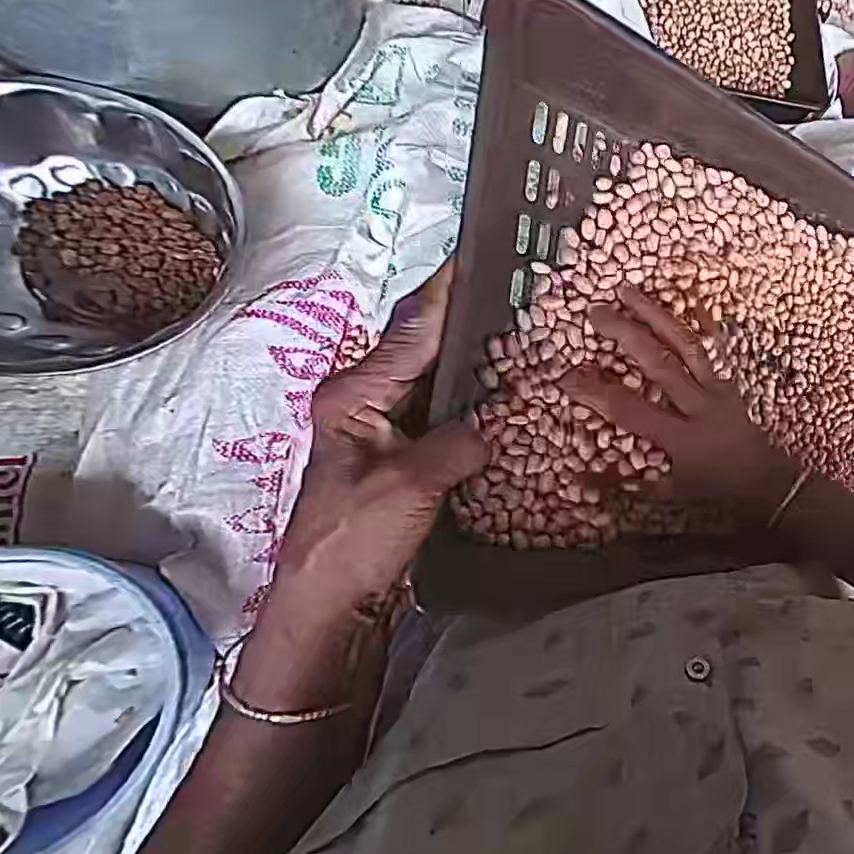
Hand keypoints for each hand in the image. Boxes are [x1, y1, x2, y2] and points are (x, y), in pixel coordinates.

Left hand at [275, 259, 488, 606]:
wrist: (331, 597)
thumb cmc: (352, 540)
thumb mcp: (406, 489)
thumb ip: (453, 447)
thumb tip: (491, 427)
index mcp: (356, 396)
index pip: (412, 332)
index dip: (446, 292)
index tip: (477, 256)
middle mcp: (371, 400)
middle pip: (425, 344)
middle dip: (467, 315)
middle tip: (515, 291)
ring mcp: (390, 425)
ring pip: (439, 375)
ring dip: (475, 354)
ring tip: (521, 331)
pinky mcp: (409, 450)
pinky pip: (449, 408)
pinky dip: (477, 395)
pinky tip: (508, 391)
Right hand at [560, 287, 797, 518]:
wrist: (764, 479)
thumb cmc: (713, 487)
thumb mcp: (669, 490)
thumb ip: (626, 482)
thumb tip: (579, 477)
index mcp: (681, 437)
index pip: (630, 410)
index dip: (595, 393)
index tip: (566, 376)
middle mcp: (699, 406)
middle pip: (659, 364)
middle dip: (626, 334)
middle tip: (596, 313)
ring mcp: (717, 388)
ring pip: (686, 345)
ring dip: (656, 315)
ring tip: (628, 291)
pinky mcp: (728, 379)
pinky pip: (713, 344)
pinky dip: (700, 316)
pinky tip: (688, 291)